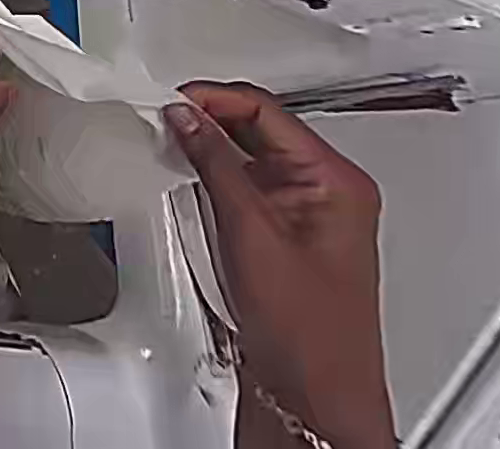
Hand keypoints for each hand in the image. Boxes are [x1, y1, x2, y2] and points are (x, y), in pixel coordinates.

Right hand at [164, 83, 394, 448]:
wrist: (311, 401)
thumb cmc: (305, 333)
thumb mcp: (249, 230)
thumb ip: (213, 162)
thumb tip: (186, 116)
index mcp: (333, 179)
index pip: (265, 111)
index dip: (214, 99)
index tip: (175, 99)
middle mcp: (326, 186)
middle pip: (258, 127)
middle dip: (209, 118)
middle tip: (165, 115)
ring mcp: (305, 205)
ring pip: (248, 152)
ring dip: (209, 143)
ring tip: (171, 138)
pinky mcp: (284, 224)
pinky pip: (245, 179)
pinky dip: (213, 170)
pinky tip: (188, 170)